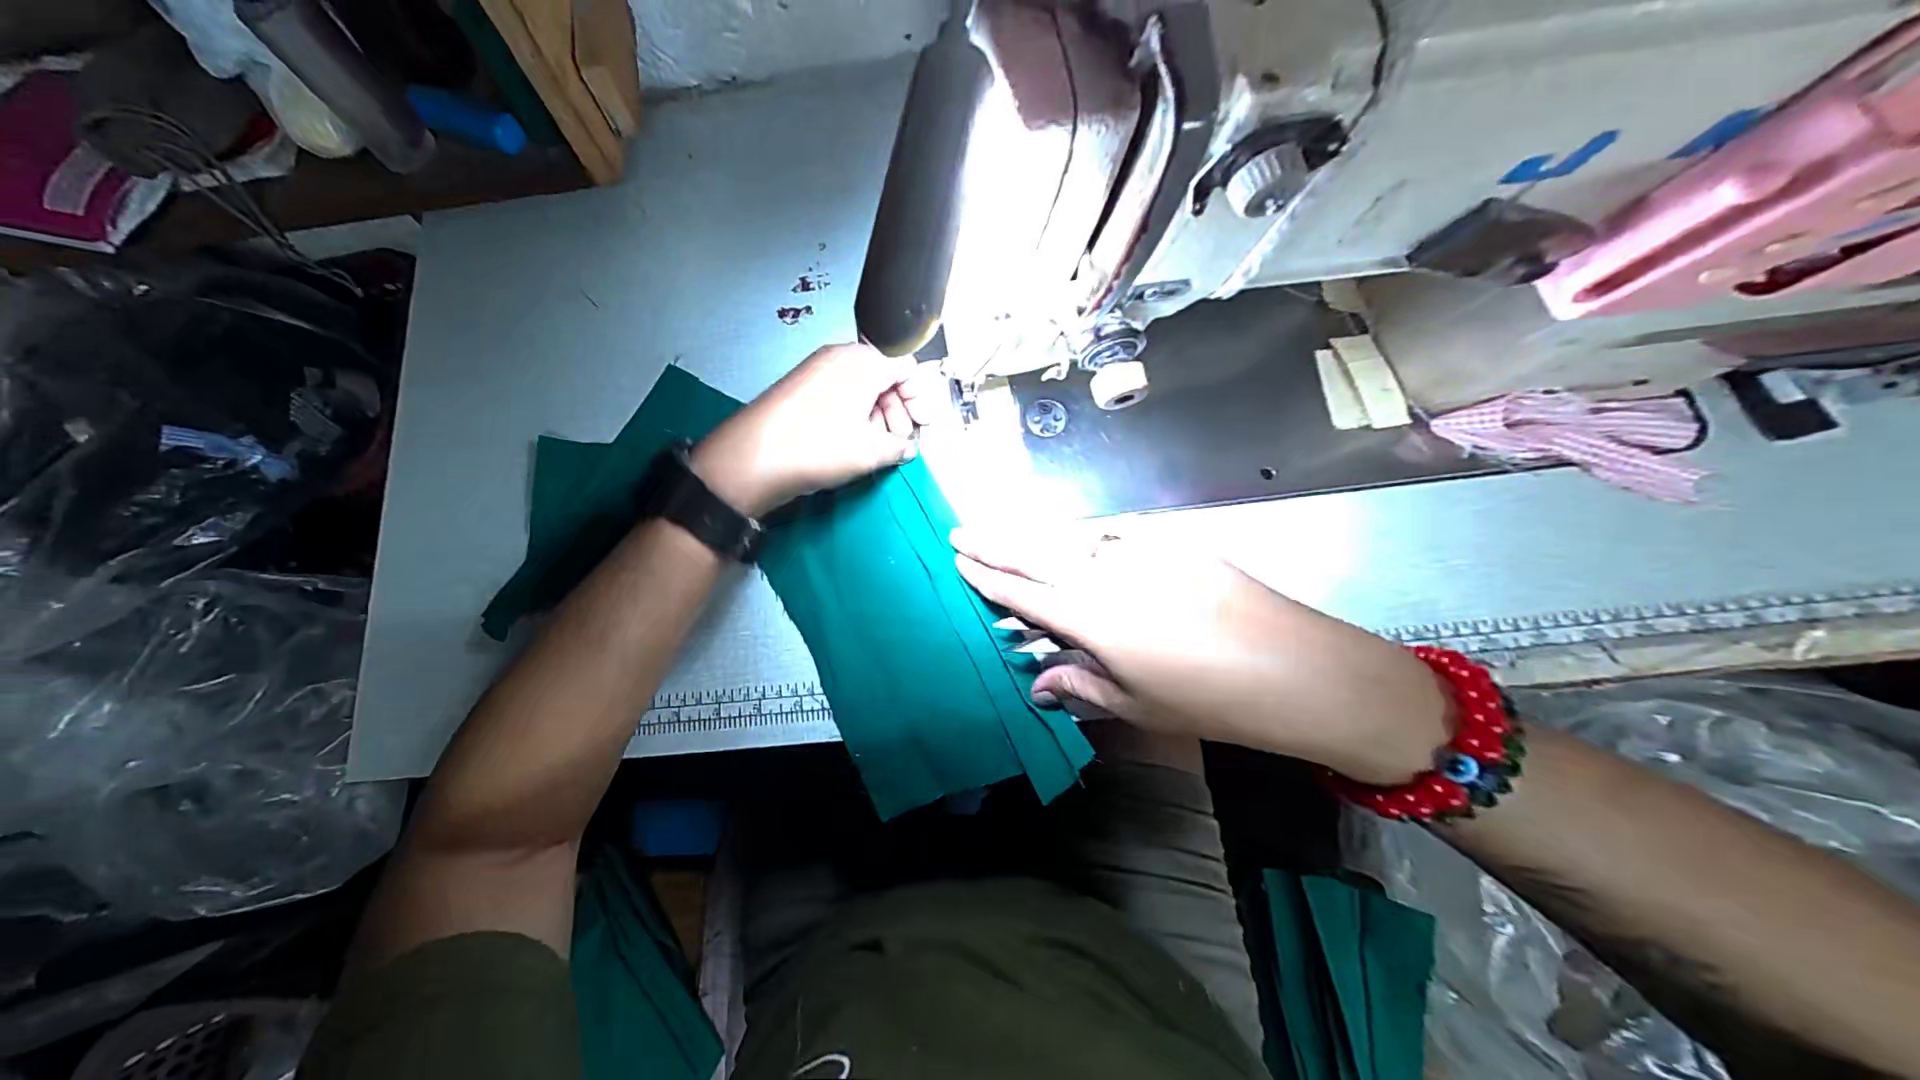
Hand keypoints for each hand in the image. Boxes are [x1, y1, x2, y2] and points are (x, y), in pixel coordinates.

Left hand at [691, 343, 945, 516]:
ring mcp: (817, 370)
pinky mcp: (801, 388)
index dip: (919, 398)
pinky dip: (853, 416)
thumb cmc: (817, 447)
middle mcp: (840, 357)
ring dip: (876, 416)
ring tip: (874, 448)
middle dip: (898, 409)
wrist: (754, 458)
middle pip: (885, 376)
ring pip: (862, 387)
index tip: (921, 424)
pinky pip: (839, 394)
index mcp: (864, 361)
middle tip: (898, 440)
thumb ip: (899, 446)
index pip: (908, 368)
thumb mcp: (872, 451)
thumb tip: (904, 447)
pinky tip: (850, 444)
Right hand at [951, 526, 1453, 784]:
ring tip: (1011, 536)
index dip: (988, 577)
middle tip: (962, 530)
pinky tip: (1086, 549)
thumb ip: (1080, 686)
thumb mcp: (1137, 706)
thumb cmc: (1210, 701)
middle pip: (1038, 551)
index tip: (960, 560)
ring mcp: (1145, 552)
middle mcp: (1110, 575)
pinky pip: (1119, 537)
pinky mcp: (1178, 542)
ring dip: (1041, 537)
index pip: (1024, 592)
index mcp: (1093, 619)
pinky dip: (1093, 541)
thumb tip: (1038, 683)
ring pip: (1076, 537)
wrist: (1298, 669)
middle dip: (995, 541)